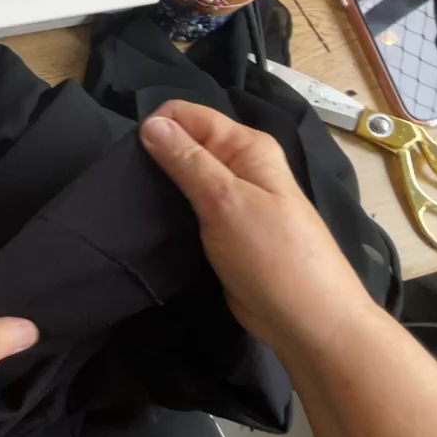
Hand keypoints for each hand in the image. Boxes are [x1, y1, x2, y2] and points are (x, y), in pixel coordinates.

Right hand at [139, 101, 375, 352]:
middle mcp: (239, 165)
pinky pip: (186, 205)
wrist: (307, 321)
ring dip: (158, 184)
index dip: (157, 129)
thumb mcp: (225, 201)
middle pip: (183, 143)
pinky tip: (148, 220)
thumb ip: (186, 160)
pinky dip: (168, 208)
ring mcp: (231, 198)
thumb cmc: (272, 255)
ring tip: (133, 202)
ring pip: (182, 176)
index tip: (133, 158)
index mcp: (246, 147)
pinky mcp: (221, 228)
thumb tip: (148, 123)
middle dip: (154, 156)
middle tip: (129, 184)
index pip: (187, 115)